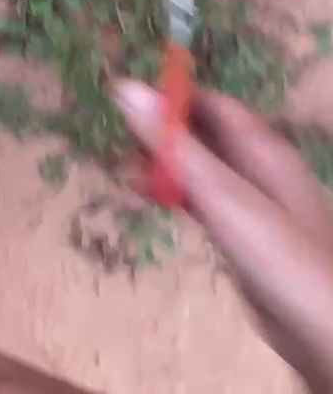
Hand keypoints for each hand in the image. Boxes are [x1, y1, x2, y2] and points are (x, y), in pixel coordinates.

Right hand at [116, 80, 332, 391]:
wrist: (325, 336)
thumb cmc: (280, 257)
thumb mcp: (221, 195)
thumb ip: (174, 144)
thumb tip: (123, 85)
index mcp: (265, 155)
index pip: (213, 104)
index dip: (170, 95)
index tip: (118, 96)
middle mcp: (260, 172)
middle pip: (201, 132)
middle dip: (155, 130)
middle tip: (111, 136)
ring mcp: (251, 202)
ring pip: (194, 164)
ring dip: (155, 160)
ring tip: (119, 169)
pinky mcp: (240, 229)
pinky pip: (195, 193)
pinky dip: (166, 187)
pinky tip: (143, 195)